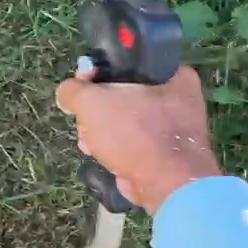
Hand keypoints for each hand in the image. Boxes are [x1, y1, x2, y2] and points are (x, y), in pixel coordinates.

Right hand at [56, 65, 220, 212]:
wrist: (167, 183)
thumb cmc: (134, 132)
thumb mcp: (91, 101)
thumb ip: (72, 89)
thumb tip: (68, 93)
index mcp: (172, 75)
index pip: (125, 64)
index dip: (98, 74)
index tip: (84, 88)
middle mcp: (179, 97)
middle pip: (119, 94)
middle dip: (95, 111)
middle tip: (87, 121)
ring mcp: (175, 126)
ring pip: (122, 119)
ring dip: (99, 131)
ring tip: (93, 143)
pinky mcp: (167, 150)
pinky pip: (131, 140)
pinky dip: (115, 147)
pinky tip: (103, 154)